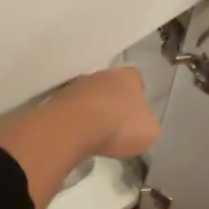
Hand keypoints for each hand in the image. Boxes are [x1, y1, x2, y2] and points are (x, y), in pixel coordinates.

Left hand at [46, 67, 160, 160]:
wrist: (74, 127)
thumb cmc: (119, 126)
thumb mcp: (149, 131)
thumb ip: (148, 123)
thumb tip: (142, 123)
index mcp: (128, 77)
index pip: (136, 79)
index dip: (137, 95)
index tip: (136, 112)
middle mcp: (103, 74)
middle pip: (111, 85)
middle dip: (113, 101)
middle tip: (116, 123)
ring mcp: (78, 84)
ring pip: (90, 95)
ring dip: (93, 109)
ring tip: (96, 132)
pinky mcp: (59, 98)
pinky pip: (73, 108)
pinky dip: (77, 119)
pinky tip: (80, 134)